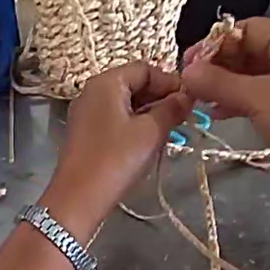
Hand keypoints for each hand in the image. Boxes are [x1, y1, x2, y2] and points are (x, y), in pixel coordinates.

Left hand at [43, 62, 191, 236]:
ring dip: (149, 114)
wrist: (78, 200)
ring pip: (125, 104)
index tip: (190, 101)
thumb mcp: (150, 132)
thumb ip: (172, 109)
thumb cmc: (116, 160)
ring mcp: (86, 113)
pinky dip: (134, 125)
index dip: (170, 82)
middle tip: (184, 117)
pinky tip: (149, 142)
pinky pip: (115, 120)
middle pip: (134, 84)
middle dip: (160, 98)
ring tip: (170, 131)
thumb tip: (187, 97)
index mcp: (106, 82)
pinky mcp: (86, 134)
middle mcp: (92, 91)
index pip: (145, 69)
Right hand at [181, 18, 269, 194]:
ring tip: (201, 102)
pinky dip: (243, 100)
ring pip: (255, 74)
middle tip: (192, 86)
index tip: (188, 65)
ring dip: (228, 86)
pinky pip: (265, 92)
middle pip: (250, 50)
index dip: (214, 44)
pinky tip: (221, 112)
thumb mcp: (257, 100)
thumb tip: (187, 73)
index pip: (246, 28)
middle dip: (219, 67)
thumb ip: (219, 83)